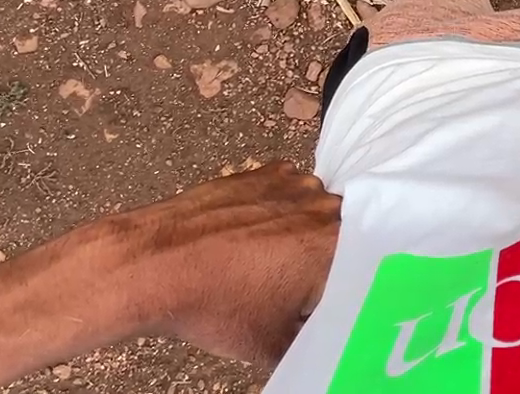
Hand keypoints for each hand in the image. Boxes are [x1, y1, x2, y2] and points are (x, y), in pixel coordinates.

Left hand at [81, 162, 341, 366]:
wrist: (154, 262)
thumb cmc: (215, 304)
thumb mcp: (270, 347)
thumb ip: (314, 345)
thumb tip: (332, 350)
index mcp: (337, 245)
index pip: (365, 266)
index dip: (350, 286)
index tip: (333, 300)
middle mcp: (328, 206)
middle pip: (343, 237)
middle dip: (325, 261)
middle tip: (299, 288)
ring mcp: (298, 183)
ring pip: (317, 213)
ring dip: (303, 234)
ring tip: (267, 262)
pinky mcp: (270, 171)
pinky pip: (290, 193)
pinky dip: (279, 211)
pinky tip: (251, 236)